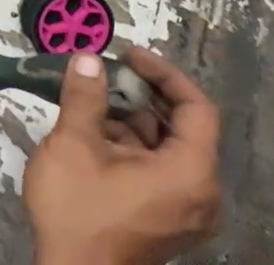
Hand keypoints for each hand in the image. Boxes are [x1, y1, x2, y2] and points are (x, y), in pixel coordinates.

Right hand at [23, 47, 221, 264]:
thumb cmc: (80, 208)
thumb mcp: (74, 144)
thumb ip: (84, 97)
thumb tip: (87, 59)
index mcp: (191, 172)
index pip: (197, 108)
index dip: (164, 73)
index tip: (127, 53)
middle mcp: (199, 192)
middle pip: (181, 127)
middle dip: (141, 94)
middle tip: (103, 72)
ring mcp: (183, 210)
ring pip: (164, 148)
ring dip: (130, 118)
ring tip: (89, 97)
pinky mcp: (163, 219)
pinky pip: (156, 169)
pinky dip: (129, 145)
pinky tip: (91, 131)